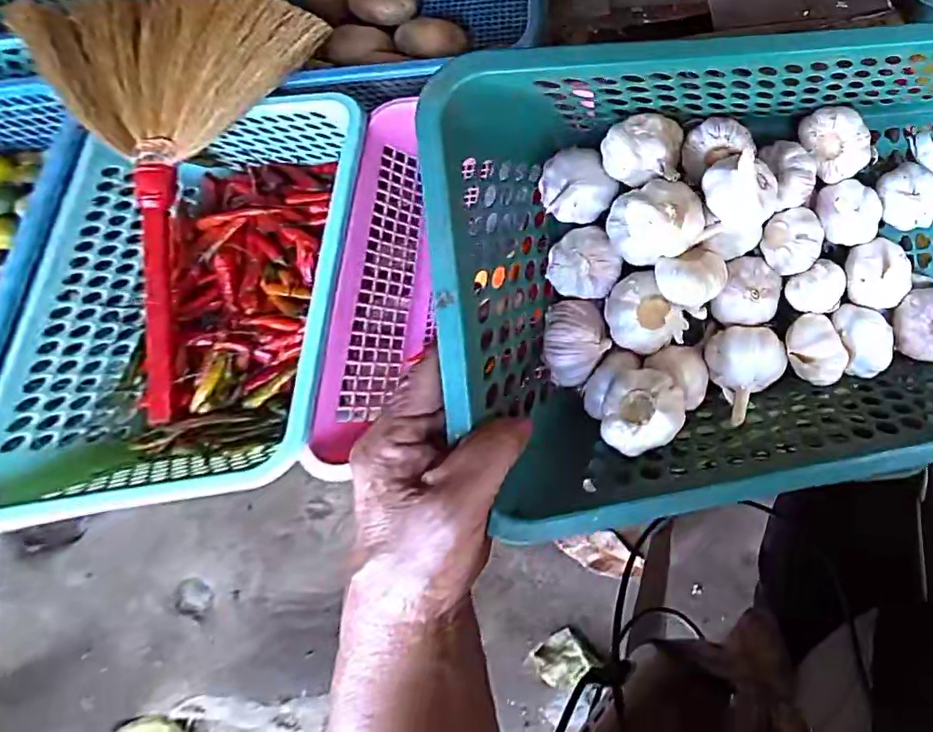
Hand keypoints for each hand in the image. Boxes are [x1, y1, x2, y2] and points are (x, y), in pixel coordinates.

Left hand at [347, 353, 531, 627]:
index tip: (507, 319)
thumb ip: (490, 452)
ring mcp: (428, 447)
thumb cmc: (420, 559)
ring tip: (539, 362)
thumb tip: (522, 418)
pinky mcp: (449, 463)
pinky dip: (503, 412)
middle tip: (534, 337)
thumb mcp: (455, 503)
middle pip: (451, 381)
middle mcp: (406, 431)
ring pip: (467, 402)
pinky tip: (530, 403)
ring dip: (500, 386)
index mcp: (392, 434)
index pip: (431, 370)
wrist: (413, 612)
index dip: (468, 342)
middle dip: (490, 361)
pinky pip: (478, 426)